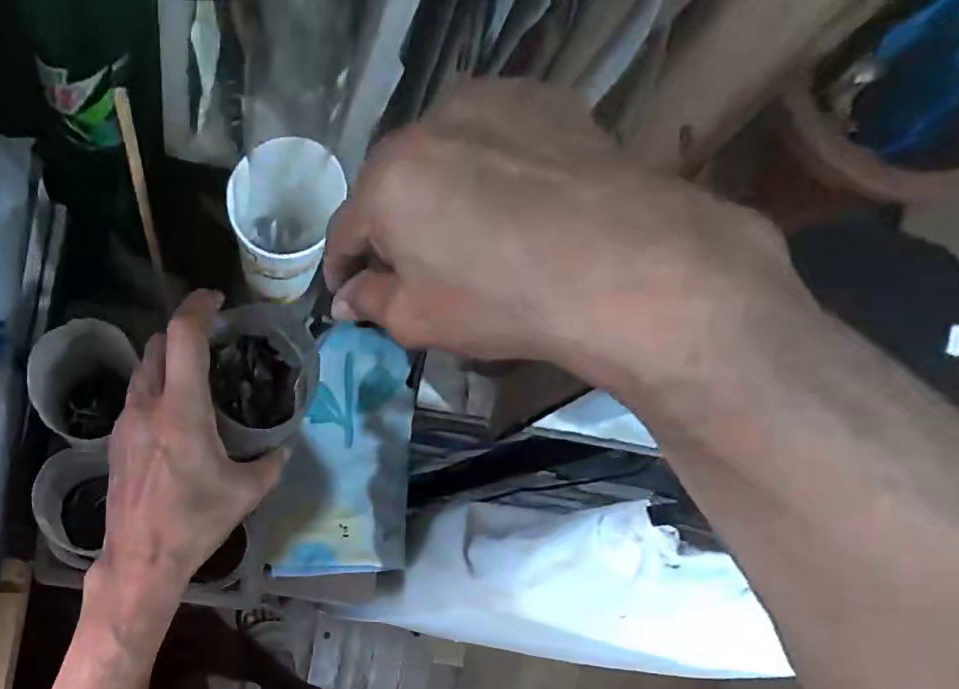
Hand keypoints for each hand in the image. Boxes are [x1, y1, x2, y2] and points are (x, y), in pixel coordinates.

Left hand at [94, 291, 286, 607]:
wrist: (140, 558)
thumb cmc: (194, 524)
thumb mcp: (245, 494)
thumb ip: (269, 464)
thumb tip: (281, 449)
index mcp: (181, 410)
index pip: (183, 335)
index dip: (198, 307)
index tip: (214, 300)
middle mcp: (146, 407)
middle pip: (157, 346)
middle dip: (182, 334)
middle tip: (209, 341)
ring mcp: (124, 424)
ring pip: (141, 373)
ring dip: (164, 363)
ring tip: (191, 378)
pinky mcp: (114, 443)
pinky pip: (133, 400)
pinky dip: (153, 391)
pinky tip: (170, 417)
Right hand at [325, 78, 808, 389]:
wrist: (617, 262)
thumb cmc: (496, 298)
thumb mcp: (416, 319)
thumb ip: (370, 302)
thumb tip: (347, 298)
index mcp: (385, 183)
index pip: (343, 232)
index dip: (342, 270)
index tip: (350, 294)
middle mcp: (426, 126)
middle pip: (388, 186)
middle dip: (389, 227)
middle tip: (407, 267)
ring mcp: (488, 102)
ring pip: (439, 155)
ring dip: (435, 190)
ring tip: (461, 231)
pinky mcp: (541, 99)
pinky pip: (490, 137)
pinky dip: (485, 166)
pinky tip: (506, 203)